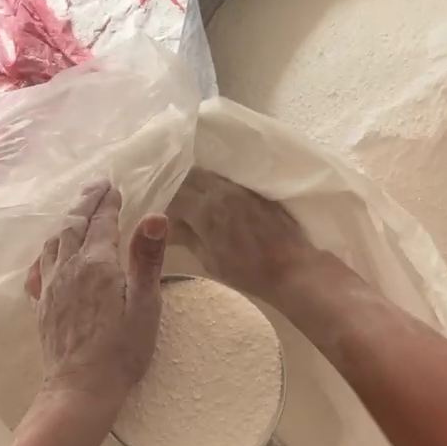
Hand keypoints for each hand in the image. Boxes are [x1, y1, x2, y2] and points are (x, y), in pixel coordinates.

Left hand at [27, 182, 168, 415]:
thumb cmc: (121, 351)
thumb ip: (147, 259)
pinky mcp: (42, 306)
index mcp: (97, 264)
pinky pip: (39, 268)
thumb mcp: (145, 306)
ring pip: (53, 243)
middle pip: (73, 225)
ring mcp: (50, 287)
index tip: (115, 188)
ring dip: (65, 223)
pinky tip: (48, 256)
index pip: (102, 223)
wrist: (80, 389)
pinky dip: (47, 252)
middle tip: (96, 188)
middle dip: (85, 204)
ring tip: (75, 215)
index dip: (109, 204)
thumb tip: (155, 216)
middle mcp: (68, 269)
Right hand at [166, 168, 322, 302]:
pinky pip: (226, 178)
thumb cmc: (248, 271)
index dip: (161, 200)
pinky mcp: (254, 188)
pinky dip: (213, 184)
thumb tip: (167, 227)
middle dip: (175, 185)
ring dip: (194, 182)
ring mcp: (239, 186)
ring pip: (207, 174)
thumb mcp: (210, 260)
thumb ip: (188, 237)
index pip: (173, 194)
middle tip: (168, 199)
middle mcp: (221, 190)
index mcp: (205, 209)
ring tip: (187, 196)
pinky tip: (211, 196)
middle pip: (188, 176)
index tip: (155, 208)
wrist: (291, 267)